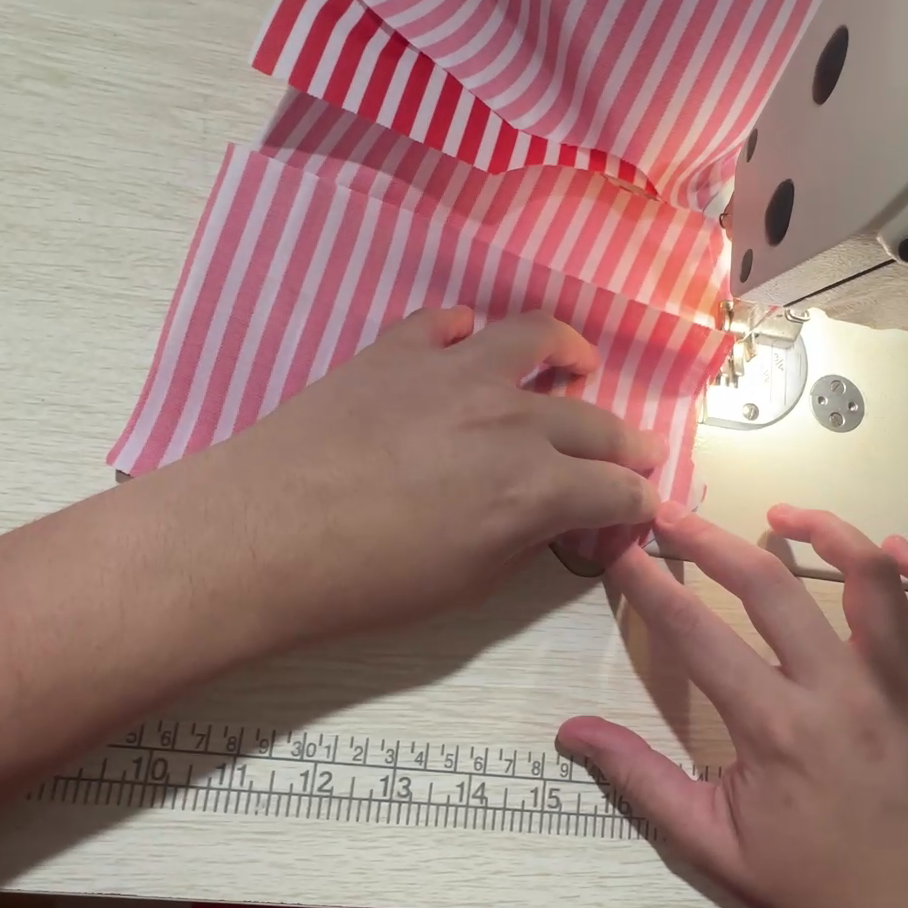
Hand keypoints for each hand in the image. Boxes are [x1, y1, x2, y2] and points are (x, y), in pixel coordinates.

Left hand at [190, 307, 662, 651]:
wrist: (265, 535)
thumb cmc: (369, 583)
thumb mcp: (467, 585)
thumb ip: (523, 542)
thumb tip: (549, 519)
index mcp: (537, 488)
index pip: (617, 491)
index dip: (639, 503)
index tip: (641, 509)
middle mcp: (513, 419)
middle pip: (595, 421)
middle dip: (627, 444)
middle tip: (633, 454)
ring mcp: (456, 372)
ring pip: (537, 338)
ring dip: (569, 351)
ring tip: (576, 362)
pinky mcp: (400, 349)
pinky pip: (448, 322)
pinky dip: (467, 333)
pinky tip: (466, 345)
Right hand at [557, 504, 907, 907]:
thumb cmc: (802, 884)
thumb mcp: (707, 841)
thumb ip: (638, 777)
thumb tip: (570, 729)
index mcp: (776, 727)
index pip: (697, 634)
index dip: (650, 585)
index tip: (621, 549)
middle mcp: (839, 692)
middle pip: (773, 587)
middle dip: (712, 541)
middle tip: (673, 514)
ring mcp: (896, 688)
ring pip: (872, 583)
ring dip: (828, 533)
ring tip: (783, 514)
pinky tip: (891, 550)